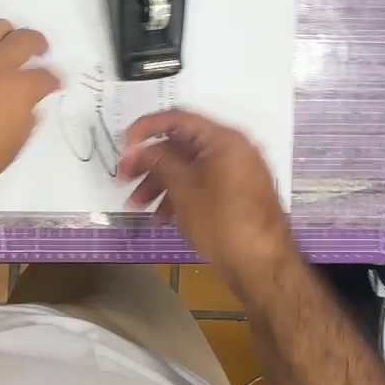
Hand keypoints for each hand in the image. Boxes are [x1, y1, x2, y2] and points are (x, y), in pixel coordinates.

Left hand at [0, 19, 60, 200]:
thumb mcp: (15, 144)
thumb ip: (27, 117)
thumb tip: (29, 105)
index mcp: (17, 88)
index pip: (45, 76)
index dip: (53, 81)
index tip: (53, 85)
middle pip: (24, 40)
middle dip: (39, 45)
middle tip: (40, 51)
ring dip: (7, 32)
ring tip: (9, 40)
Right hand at [116, 109, 294, 274]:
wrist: (261, 264)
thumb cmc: (221, 221)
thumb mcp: (182, 188)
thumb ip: (157, 161)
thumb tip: (135, 148)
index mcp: (223, 139)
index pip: (177, 119)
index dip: (145, 128)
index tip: (123, 145)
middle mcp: (231, 149)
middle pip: (180, 145)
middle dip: (148, 163)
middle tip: (123, 178)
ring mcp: (235, 171)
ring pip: (187, 167)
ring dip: (159, 182)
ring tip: (137, 204)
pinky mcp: (234, 192)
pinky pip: (200, 182)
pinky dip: (178, 193)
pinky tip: (161, 215)